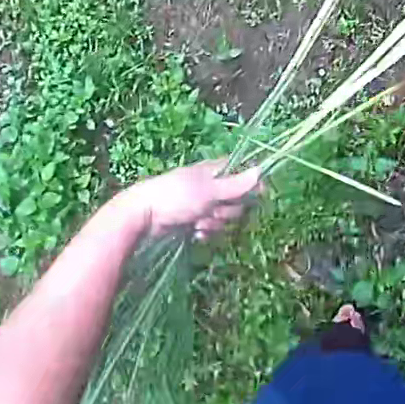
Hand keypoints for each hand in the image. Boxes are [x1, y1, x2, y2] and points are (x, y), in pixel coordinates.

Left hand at [116, 161, 261, 239]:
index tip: (254, 197)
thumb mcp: (208, 191)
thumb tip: (261, 170)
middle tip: (213, 211)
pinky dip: (204, 231)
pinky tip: (195, 233)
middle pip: (236, 200)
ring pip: (223, 217)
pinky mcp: (191, 220)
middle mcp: (208, 186)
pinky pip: (210, 227)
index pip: (241, 174)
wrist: (143, 217)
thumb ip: (235, 185)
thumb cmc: (175, 197)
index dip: (248, 187)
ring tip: (198, 222)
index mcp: (212, 171)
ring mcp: (199, 204)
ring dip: (214, 223)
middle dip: (227, 211)